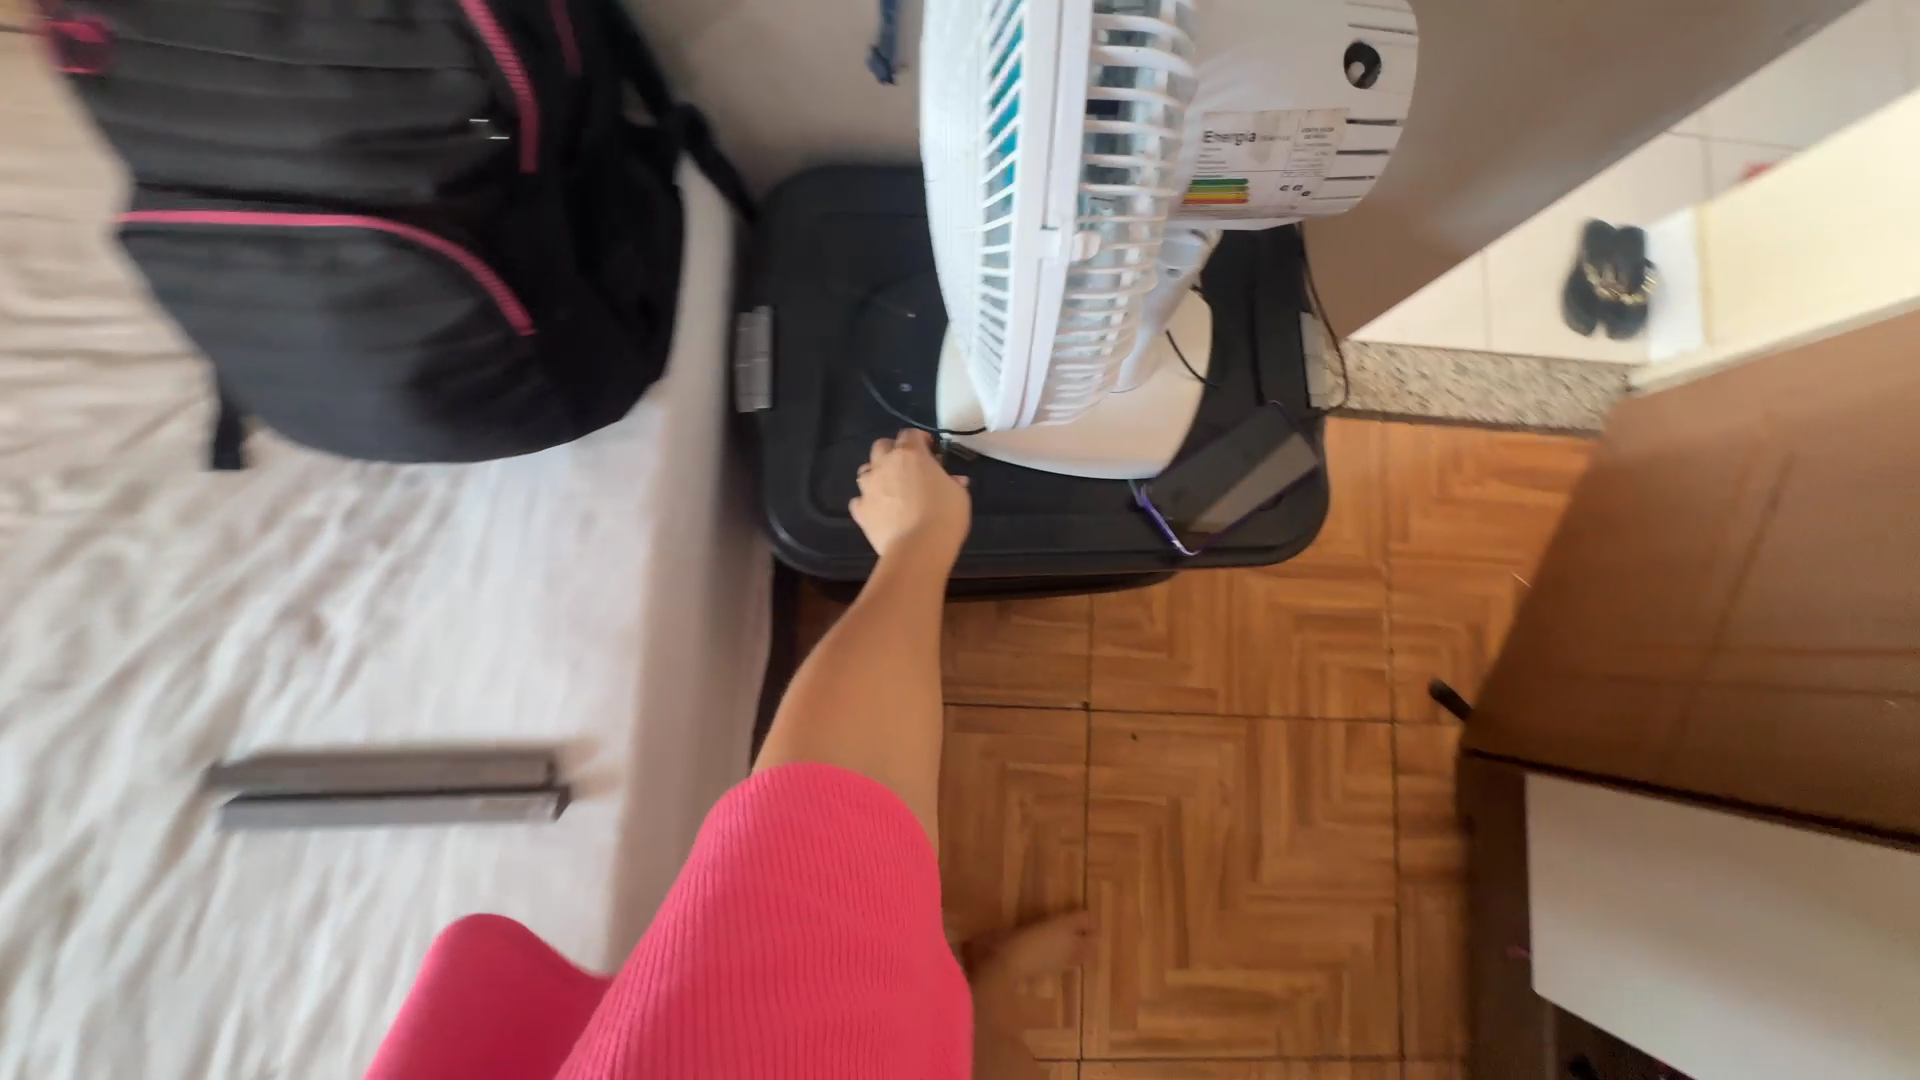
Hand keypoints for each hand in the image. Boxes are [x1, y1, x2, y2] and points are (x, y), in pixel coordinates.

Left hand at [850, 429, 971, 563]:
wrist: (917, 548)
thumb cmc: (944, 516)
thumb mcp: (959, 496)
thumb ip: (953, 483)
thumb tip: (956, 480)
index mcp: (911, 454)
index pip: (910, 434)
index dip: (920, 439)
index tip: (931, 451)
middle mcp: (885, 464)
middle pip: (881, 446)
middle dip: (893, 451)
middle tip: (907, 466)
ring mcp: (869, 487)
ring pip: (866, 471)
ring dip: (877, 474)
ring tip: (890, 488)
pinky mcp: (860, 510)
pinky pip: (859, 500)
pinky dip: (867, 502)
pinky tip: (877, 510)